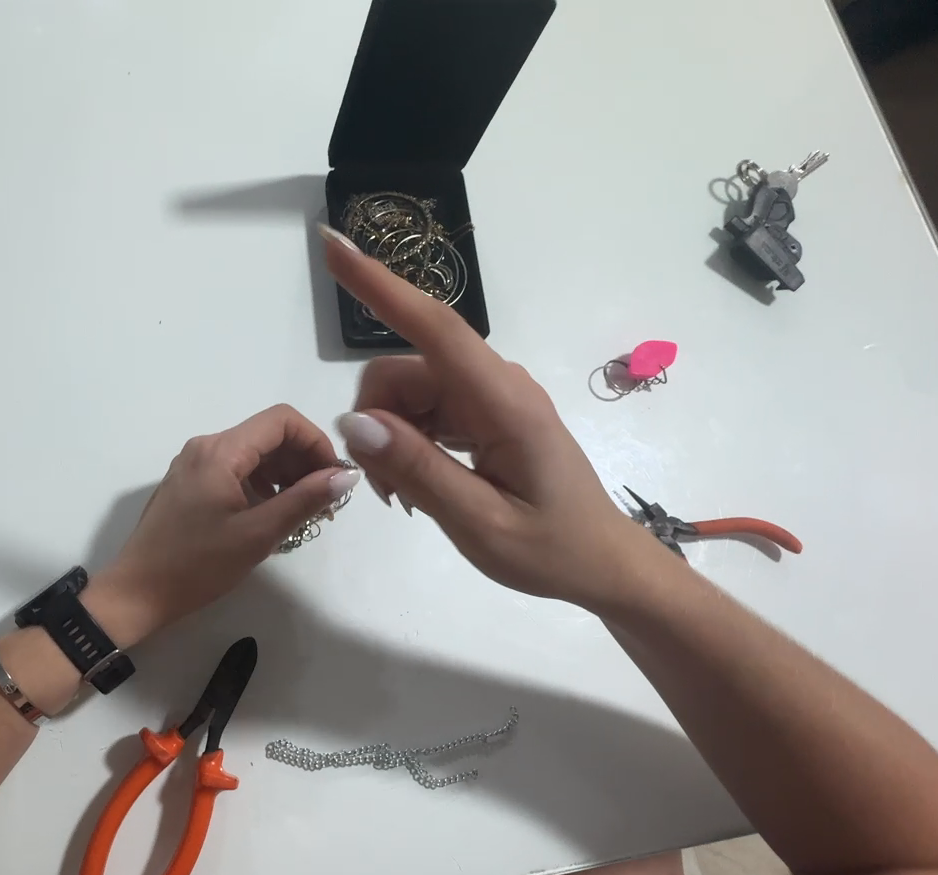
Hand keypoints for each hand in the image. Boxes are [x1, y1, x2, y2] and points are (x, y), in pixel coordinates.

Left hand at [87, 404, 359, 643]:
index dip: (316, 442)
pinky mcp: (188, 485)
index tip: (335, 477)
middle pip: (267, 435)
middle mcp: (205, 447)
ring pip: (252, 454)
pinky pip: (234, 471)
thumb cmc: (197, 565)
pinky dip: (261, 485)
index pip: (282, 421)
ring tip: (304, 511)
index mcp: (220, 451)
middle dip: (303, 460)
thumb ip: (304, 500)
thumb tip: (346, 475)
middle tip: (325, 500)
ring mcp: (193, 466)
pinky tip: (272, 514)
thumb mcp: (257, 535)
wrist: (137, 593)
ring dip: (284, 474)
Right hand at [318, 224, 676, 611]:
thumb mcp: (480, 523)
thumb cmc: (551, 550)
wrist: (603, 565)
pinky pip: (424, 412)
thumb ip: (418, 471)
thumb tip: (355, 423)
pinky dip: (407, 445)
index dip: (381, 286)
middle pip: (404, 373)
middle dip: (376, 423)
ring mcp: (489, 399)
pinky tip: (417, 486)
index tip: (335, 246)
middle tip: (386, 494)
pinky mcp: (484, 416)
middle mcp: (495, 386)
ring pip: (407, 395)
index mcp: (504, 403)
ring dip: (390, 441)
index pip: (436, 328)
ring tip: (406, 499)